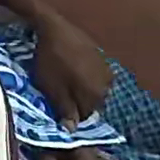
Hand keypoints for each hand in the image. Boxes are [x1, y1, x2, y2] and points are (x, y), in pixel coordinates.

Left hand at [26, 6, 112, 126]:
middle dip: (75, 102)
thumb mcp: (52, 89)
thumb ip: (64, 110)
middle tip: (56, 92)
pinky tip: (70, 70)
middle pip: (90, 104)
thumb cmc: (51, 61)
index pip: (84, 117)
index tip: (54, 106)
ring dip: (79, 90)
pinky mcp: (103, 59)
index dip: (67, 114)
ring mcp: (107, 72)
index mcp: (96, 96)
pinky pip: (93, 77)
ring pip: (92, 90)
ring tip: (62, 79)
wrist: (55, 29)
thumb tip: (72, 130)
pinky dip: (82, 78)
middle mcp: (108, 86)